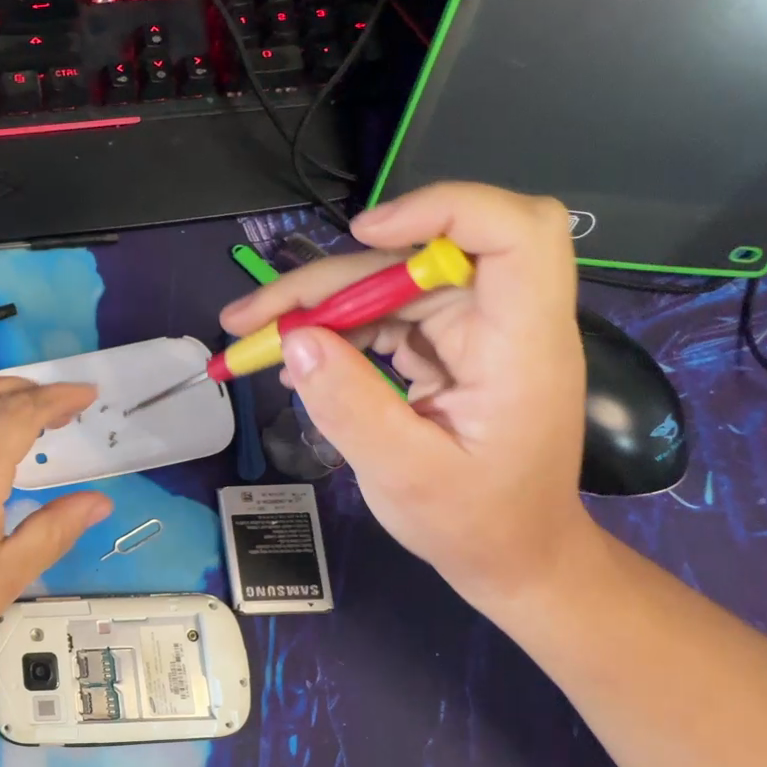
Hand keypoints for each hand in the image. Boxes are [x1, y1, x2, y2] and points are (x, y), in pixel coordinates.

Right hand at [219, 183, 596, 599]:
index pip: (514, 235)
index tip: (363, 235)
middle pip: (416, 262)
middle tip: (246, 320)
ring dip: (315, 307)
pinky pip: (382, 321)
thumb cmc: (473, 522)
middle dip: (326, 282)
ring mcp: (472, 336)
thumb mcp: (403, 474)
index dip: (443, 211)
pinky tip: (290, 357)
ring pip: (387, 288)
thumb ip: (350, 406)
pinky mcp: (446, 351)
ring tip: (247, 339)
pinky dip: (331, 333)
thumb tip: (295, 342)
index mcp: (520, 344)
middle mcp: (501, 324)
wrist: (511, 555)